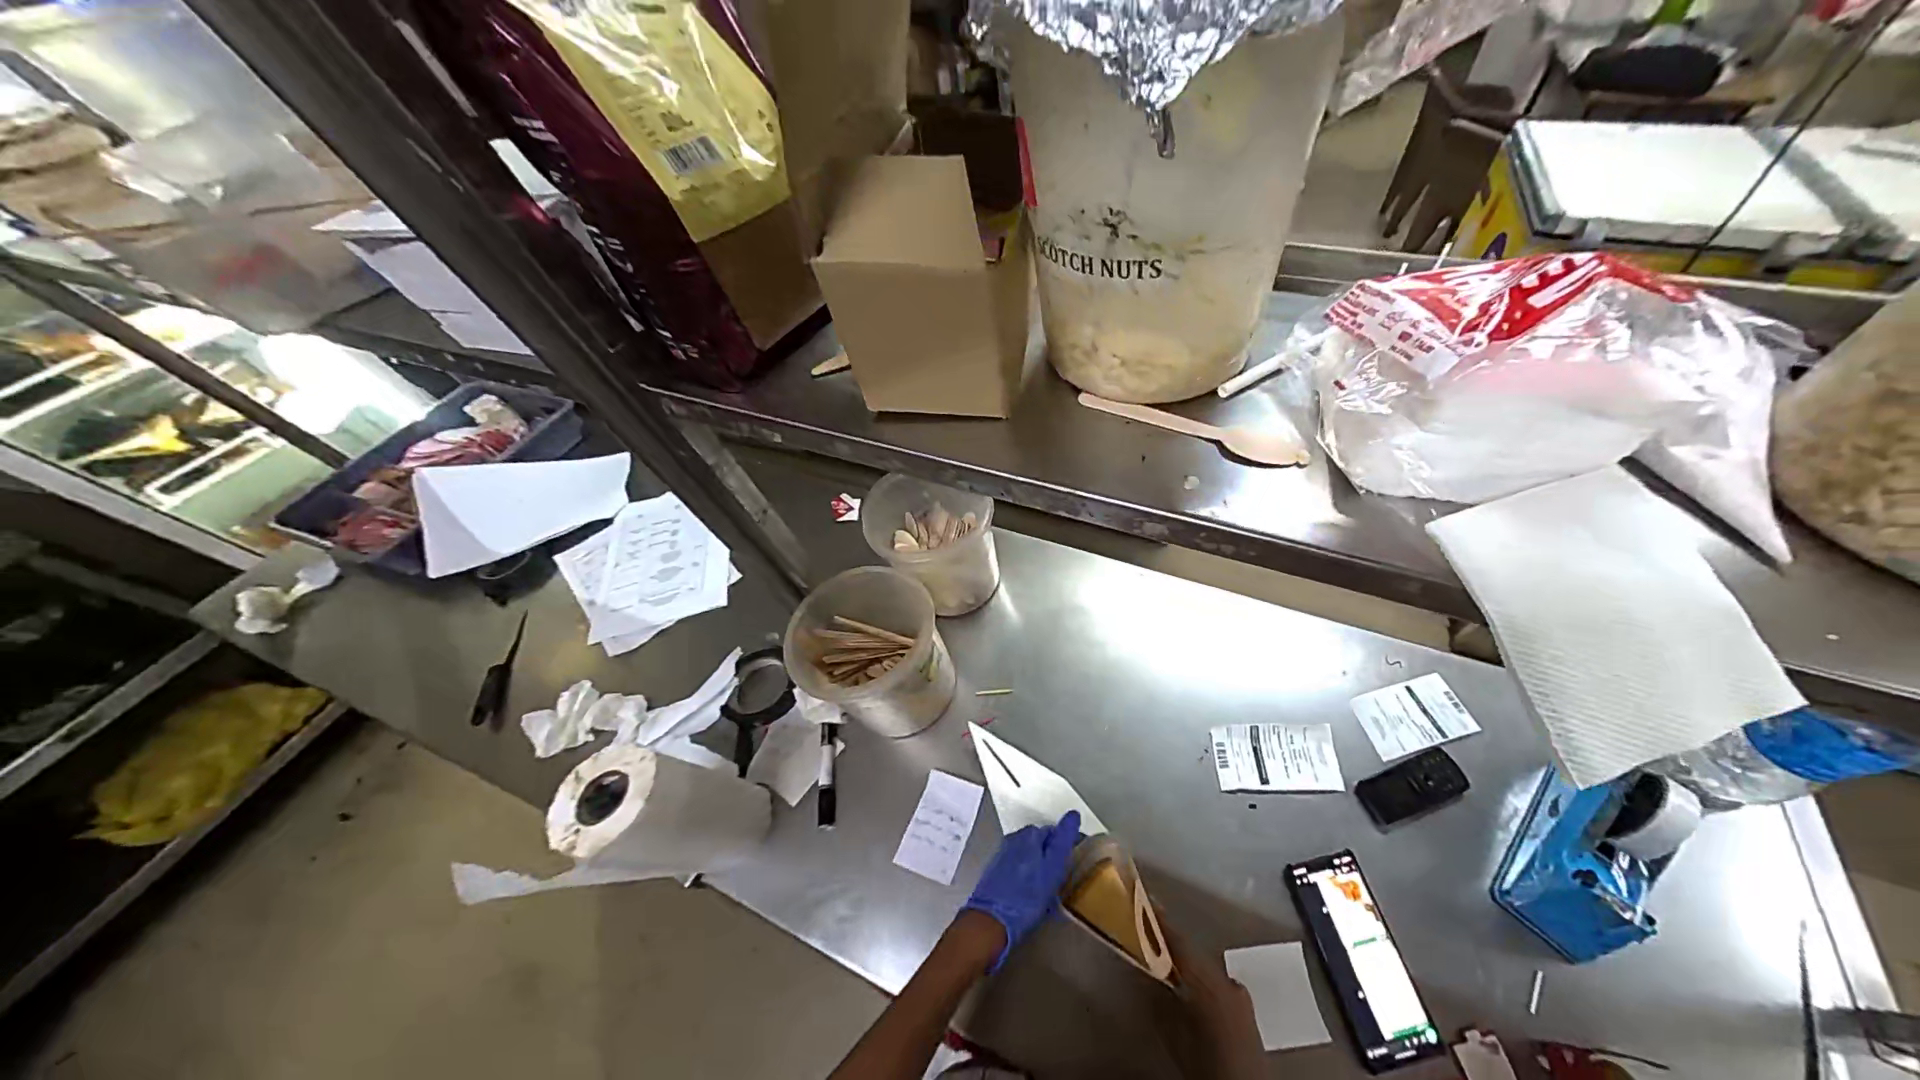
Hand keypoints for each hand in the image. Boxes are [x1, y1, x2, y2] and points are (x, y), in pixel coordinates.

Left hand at [961, 810, 1080, 971]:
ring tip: (1047, 887)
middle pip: (1040, 841)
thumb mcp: (1052, 868)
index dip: (1066, 844)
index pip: (1054, 831)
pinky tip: (1031, 891)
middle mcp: (1014, 839)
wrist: (991, 920)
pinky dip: (1027, 873)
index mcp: (1029, 835)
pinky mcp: (997, 870)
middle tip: (1062, 875)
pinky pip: (1019, 865)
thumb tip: (1073, 815)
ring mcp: (1003, 854)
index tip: (1074, 859)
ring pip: (1029, 854)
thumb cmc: (1026, 896)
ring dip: (1039, 864)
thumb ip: (1063, 841)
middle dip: (1052, 854)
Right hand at [1158, 907, 1266, 1079]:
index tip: (1146, 899)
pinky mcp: (1246, 1008)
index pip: (1180, 943)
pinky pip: (1218, 981)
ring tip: (1166, 956)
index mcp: (1207, 981)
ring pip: (1206, 967)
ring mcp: (1240, 994)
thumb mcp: (1173, 1032)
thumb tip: (1143, 971)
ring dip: (1187, 960)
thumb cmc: (1205, 1062)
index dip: (1161, 922)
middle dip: (1172, 942)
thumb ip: (1158, 998)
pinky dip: (1201, 975)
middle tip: (1150, 930)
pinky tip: (1190, 983)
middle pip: (1194, 953)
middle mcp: (1227, 980)